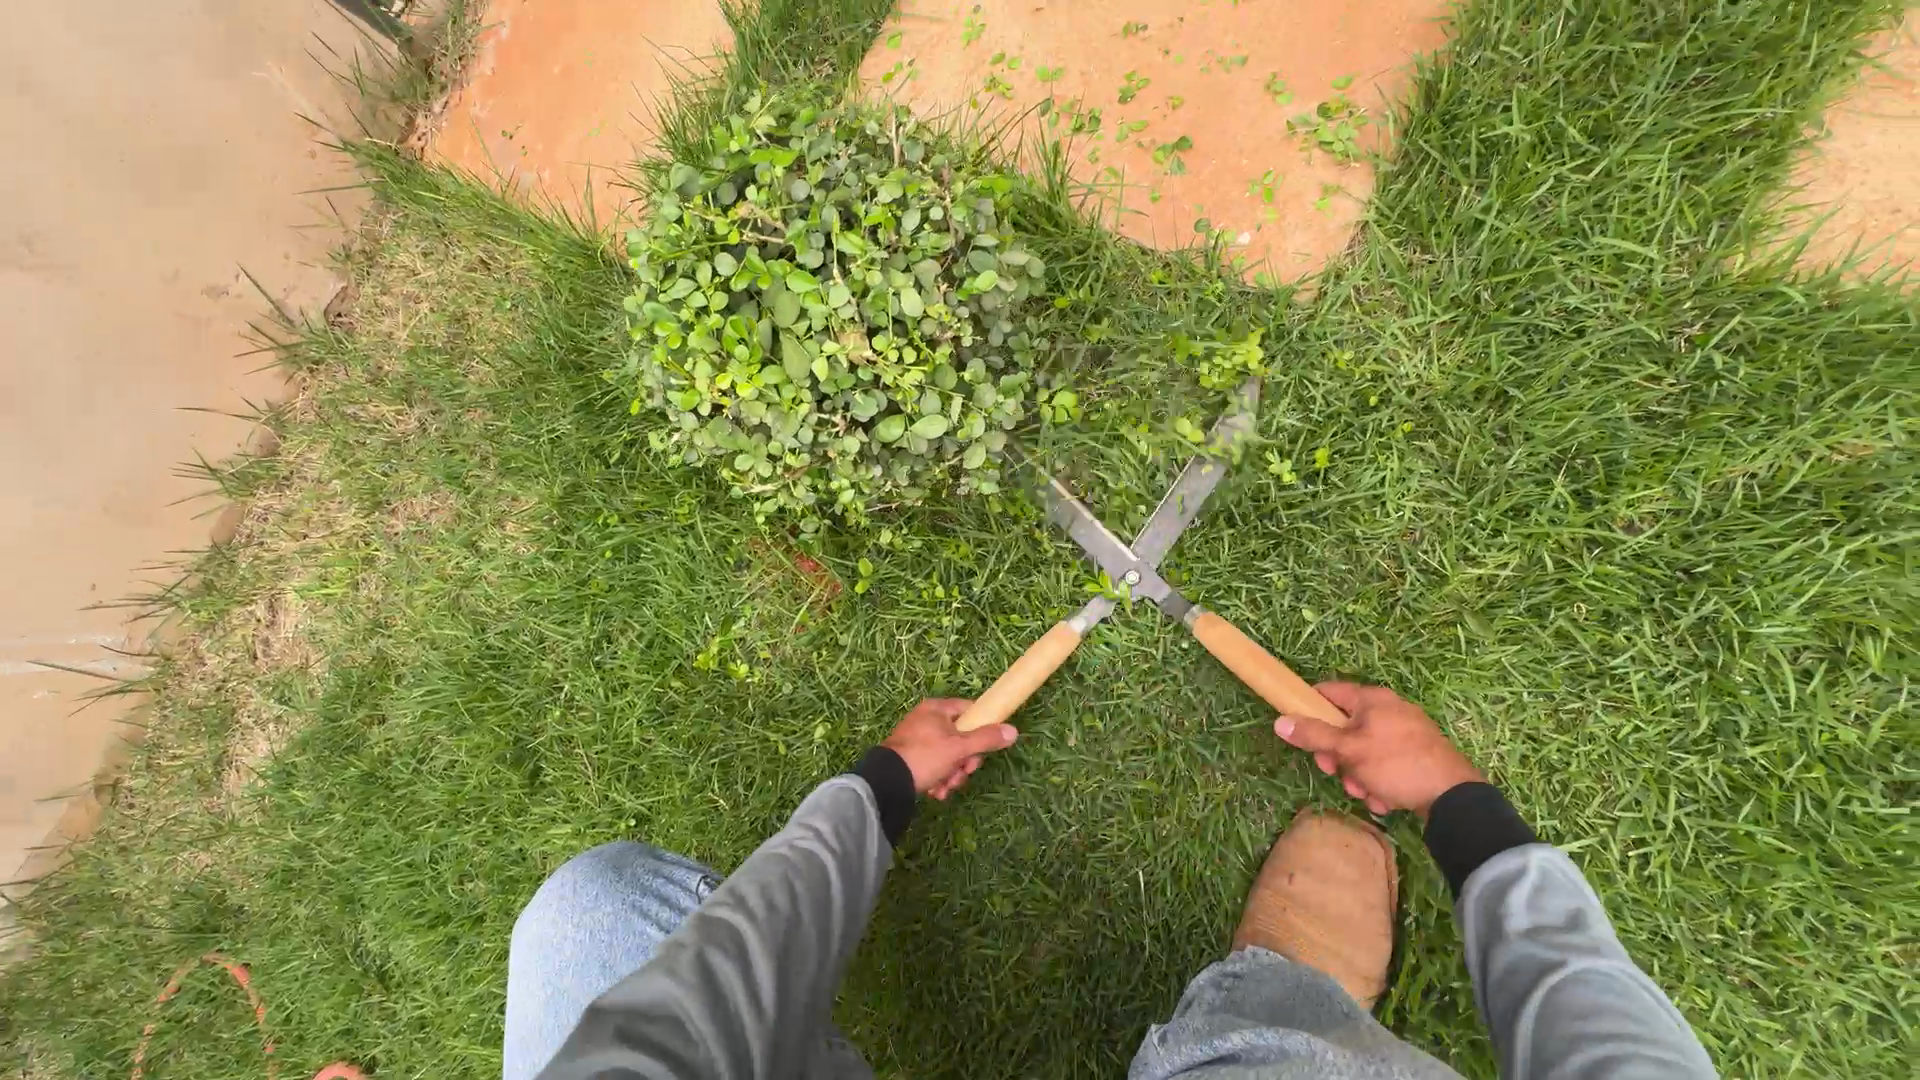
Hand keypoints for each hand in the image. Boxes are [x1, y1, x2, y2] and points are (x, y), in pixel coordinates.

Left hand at [882, 698, 1018, 799]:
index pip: (969, 710)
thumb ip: (986, 739)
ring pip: (949, 756)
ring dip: (952, 775)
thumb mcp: (959, 748)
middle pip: (960, 738)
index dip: (981, 729)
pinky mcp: (910, 759)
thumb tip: (1013, 731)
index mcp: (936, 709)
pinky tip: (935, 792)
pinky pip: (934, 766)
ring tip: (945, 786)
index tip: (983, 748)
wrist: (886, 782)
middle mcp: (926, 720)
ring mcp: (917, 740)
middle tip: (963, 772)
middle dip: (964, 761)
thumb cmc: (924, 757)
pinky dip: (938, 780)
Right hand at [1275, 682, 1482, 818]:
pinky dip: (1379, 780)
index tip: (1302, 731)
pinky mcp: (1419, 754)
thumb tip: (1279, 721)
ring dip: (1356, 773)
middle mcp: (1390, 709)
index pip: (1327, 691)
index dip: (1309, 708)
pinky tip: (1384, 799)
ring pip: (1364, 749)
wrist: (1455, 798)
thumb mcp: (1348, 750)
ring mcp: (1407, 732)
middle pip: (1345, 725)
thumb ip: (1313, 735)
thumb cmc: (1396, 764)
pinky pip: (1386, 762)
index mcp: (1372, 699)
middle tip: (1334, 772)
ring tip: (1364, 792)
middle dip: (1336, 754)